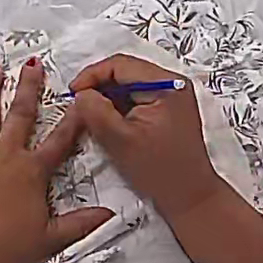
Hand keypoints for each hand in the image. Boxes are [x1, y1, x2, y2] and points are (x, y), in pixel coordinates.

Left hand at [0, 60, 112, 262]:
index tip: (82, 98)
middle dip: (30, 87)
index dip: (74, 119)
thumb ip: (80, 223)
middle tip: (33, 65)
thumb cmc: (5, 247)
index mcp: (33, 170)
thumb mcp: (49, 238)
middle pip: (21, 114)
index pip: (60, 140)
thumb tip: (110, 215)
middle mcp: (6, 153)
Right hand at [65, 54, 231, 219]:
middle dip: (99, 87)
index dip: (91, 75)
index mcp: (166, 85)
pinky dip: (119, 107)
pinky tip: (109, 123)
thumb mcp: (120, 140)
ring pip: (129, 85)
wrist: (189, 197)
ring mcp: (172, 96)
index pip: (120, 65)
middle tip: (79, 106)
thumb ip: (95, 111)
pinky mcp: (168, 109)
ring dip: (108, 97)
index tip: (73, 93)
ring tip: (92, 117)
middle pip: (125, 72)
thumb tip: (81, 93)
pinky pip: (137, 98)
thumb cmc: (160, 171)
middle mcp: (173, 84)